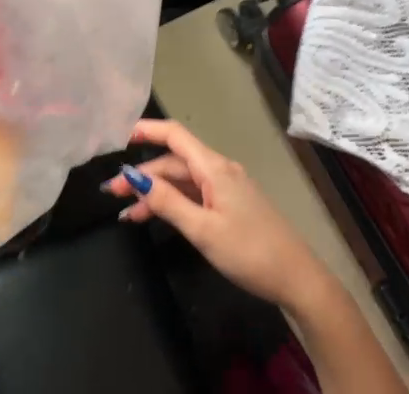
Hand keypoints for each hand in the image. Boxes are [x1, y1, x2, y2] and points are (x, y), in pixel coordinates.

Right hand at [107, 119, 338, 311]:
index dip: (146, 129)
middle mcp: (219, 170)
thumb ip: (167, 202)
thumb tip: (133, 175)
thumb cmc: (250, 252)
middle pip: (174, 162)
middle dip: (141, 174)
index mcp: (214, 168)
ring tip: (127, 212)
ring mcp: (226, 188)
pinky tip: (154, 217)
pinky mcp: (230, 206)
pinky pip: (194, 195)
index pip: (175, 136)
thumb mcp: (202, 229)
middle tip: (111, 193)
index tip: (117, 134)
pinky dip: (172, 203)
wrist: (297, 279)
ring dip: (154, 192)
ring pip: (182, 181)